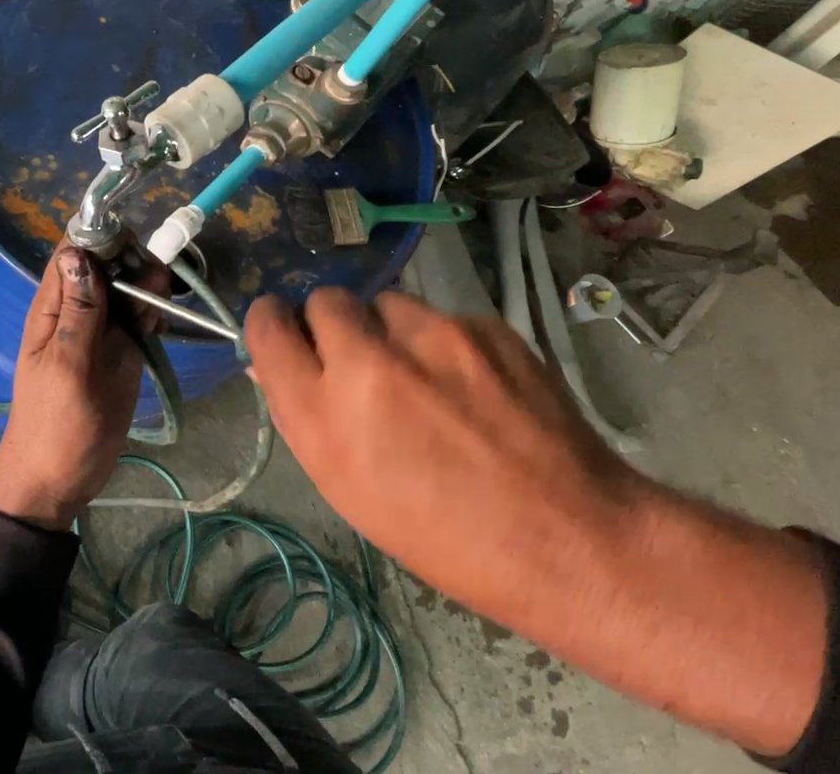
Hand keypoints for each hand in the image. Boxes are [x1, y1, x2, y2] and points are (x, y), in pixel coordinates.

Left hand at [0, 245, 162, 529]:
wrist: (58, 478)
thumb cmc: (55, 425)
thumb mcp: (66, 366)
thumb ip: (78, 312)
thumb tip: (78, 252)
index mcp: (53, 307)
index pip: (72, 252)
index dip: (100, 237)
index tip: (132, 242)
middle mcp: (78, 311)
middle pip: (106, 265)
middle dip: (132, 260)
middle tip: (157, 278)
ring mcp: (102, 331)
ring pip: (126, 289)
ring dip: (146, 284)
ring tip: (163, 296)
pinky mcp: (122, 352)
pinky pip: (138, 318)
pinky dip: (152, 311)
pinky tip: (161, 317)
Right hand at [245, 288, 640, 602]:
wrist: (571, 539)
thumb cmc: (441, 534)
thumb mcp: (346, 486)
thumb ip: (304, 415)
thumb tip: (277, 365)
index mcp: (323, 413)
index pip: (267, 327)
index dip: (271, 324)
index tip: (286, 334)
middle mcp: (369, 362)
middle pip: (325, 300)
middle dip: (333, 324)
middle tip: (361, 362)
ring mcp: (434, 337)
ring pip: (386, 303)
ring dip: (389, 330)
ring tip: (425, 378)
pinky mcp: (488, 328)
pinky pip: (443, 318)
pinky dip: (444, 344)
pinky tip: (474, 388)